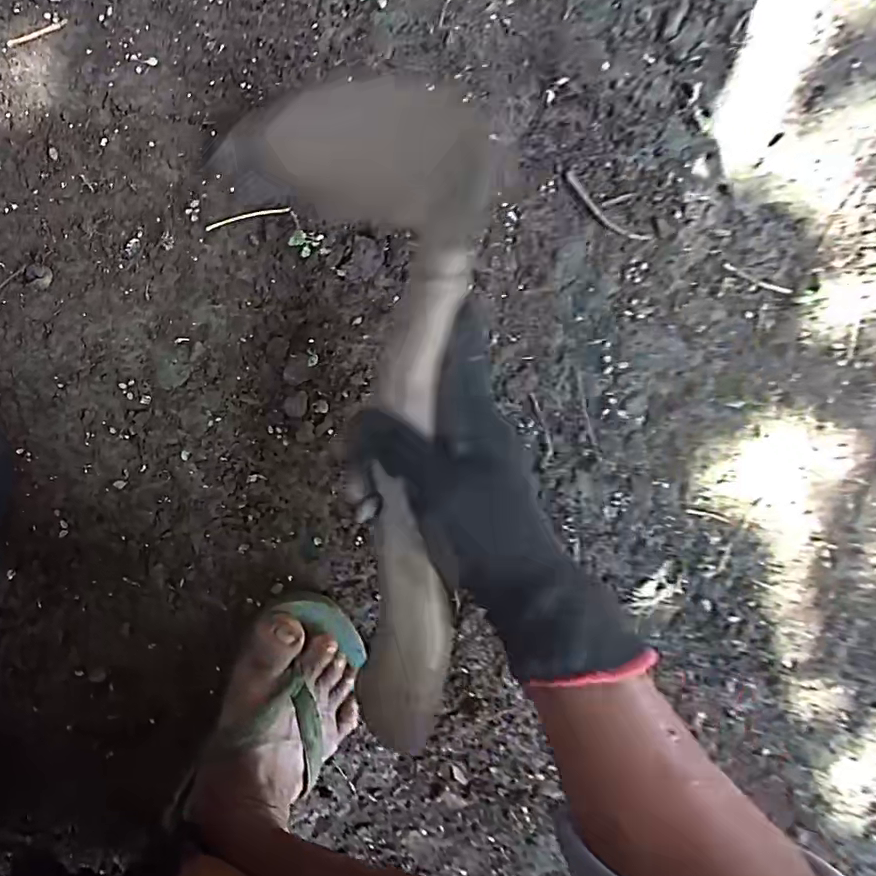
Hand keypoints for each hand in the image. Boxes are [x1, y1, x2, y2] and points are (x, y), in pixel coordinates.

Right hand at [355, 301, 653, 685]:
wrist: (524, 590)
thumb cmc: (485, 531)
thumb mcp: (434, 484)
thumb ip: (396, 443)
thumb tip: (364, 413)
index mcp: (471, 420)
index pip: (461, 356)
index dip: (456, 321)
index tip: (456, 285)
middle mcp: (464, 430)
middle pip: (404, 404)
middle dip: (368, 437)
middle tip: (351, 471)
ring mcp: (457, 457)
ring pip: (395, 441)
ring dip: (368, 470)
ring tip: (359, 504)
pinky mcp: (448, 482)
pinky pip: (402, 468)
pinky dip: (380, 486)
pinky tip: (368, 512)